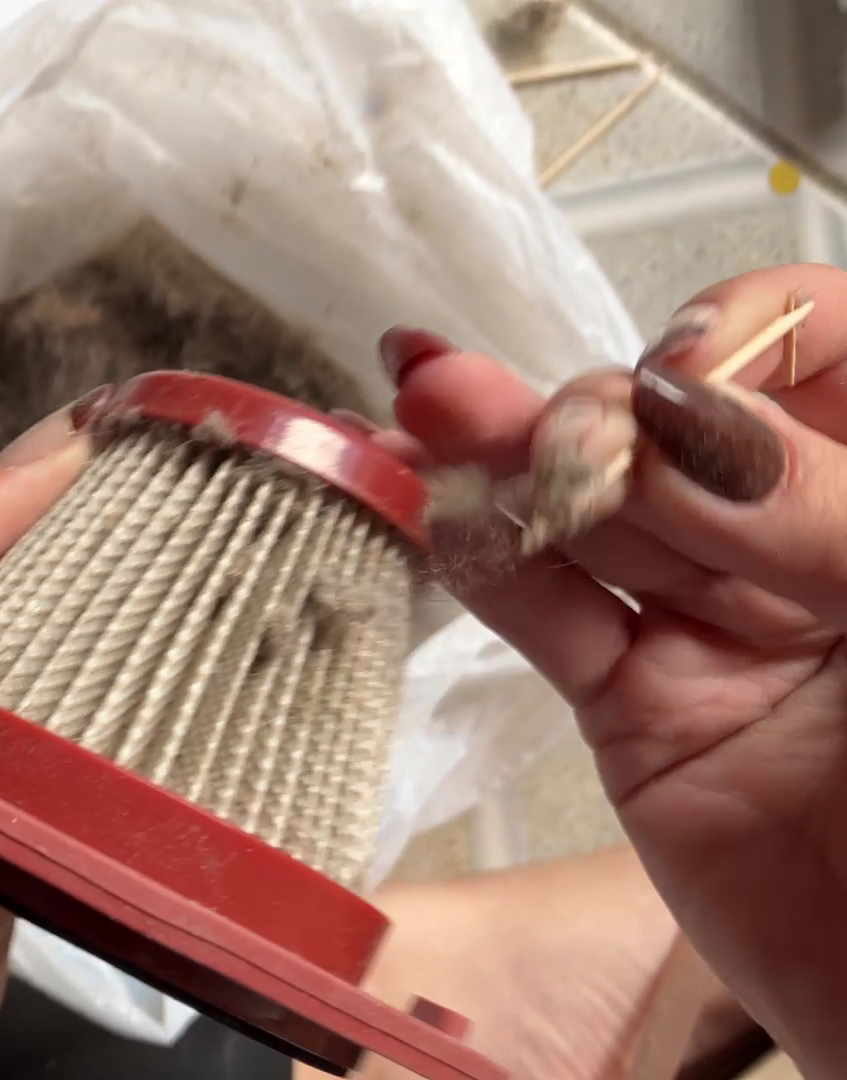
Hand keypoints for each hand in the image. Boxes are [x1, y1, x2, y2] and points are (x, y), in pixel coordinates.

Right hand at [379, 265, 846, 1075]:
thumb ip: (819, 513)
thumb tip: (663, 413)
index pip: (822, 355)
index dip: (739, 339)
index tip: (675, 370)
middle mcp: (814, 545)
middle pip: (671, 438)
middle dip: (581, 415)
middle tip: (469, 392)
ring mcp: (716, 623)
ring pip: (589, 526)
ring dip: (500, 471)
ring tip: (420, 406)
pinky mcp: (631, 697)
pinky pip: (546, 619)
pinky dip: (488, 571)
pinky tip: (440, 521)